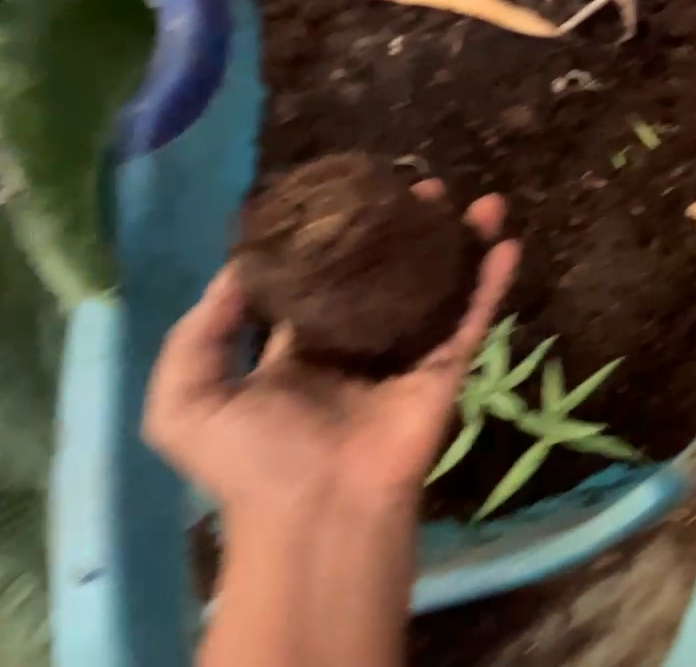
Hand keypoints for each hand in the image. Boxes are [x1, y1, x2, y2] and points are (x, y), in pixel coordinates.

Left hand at [143, 180, 519, 521]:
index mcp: (304, 346)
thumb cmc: (252, 458)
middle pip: (396, 270)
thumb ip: (201, 334)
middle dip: (412, 229)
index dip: (341, 237)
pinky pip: (476, 313)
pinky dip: (494, 280)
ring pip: (445, 284)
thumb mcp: (188, 401)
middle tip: (426, 188)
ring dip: (464, 243)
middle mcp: (365, 339)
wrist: (320, 507)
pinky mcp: (452, 362)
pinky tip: (507, 243)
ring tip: (480, 201)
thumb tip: (239, 268)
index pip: (328, 279)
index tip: (356, 197)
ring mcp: (414, 348)